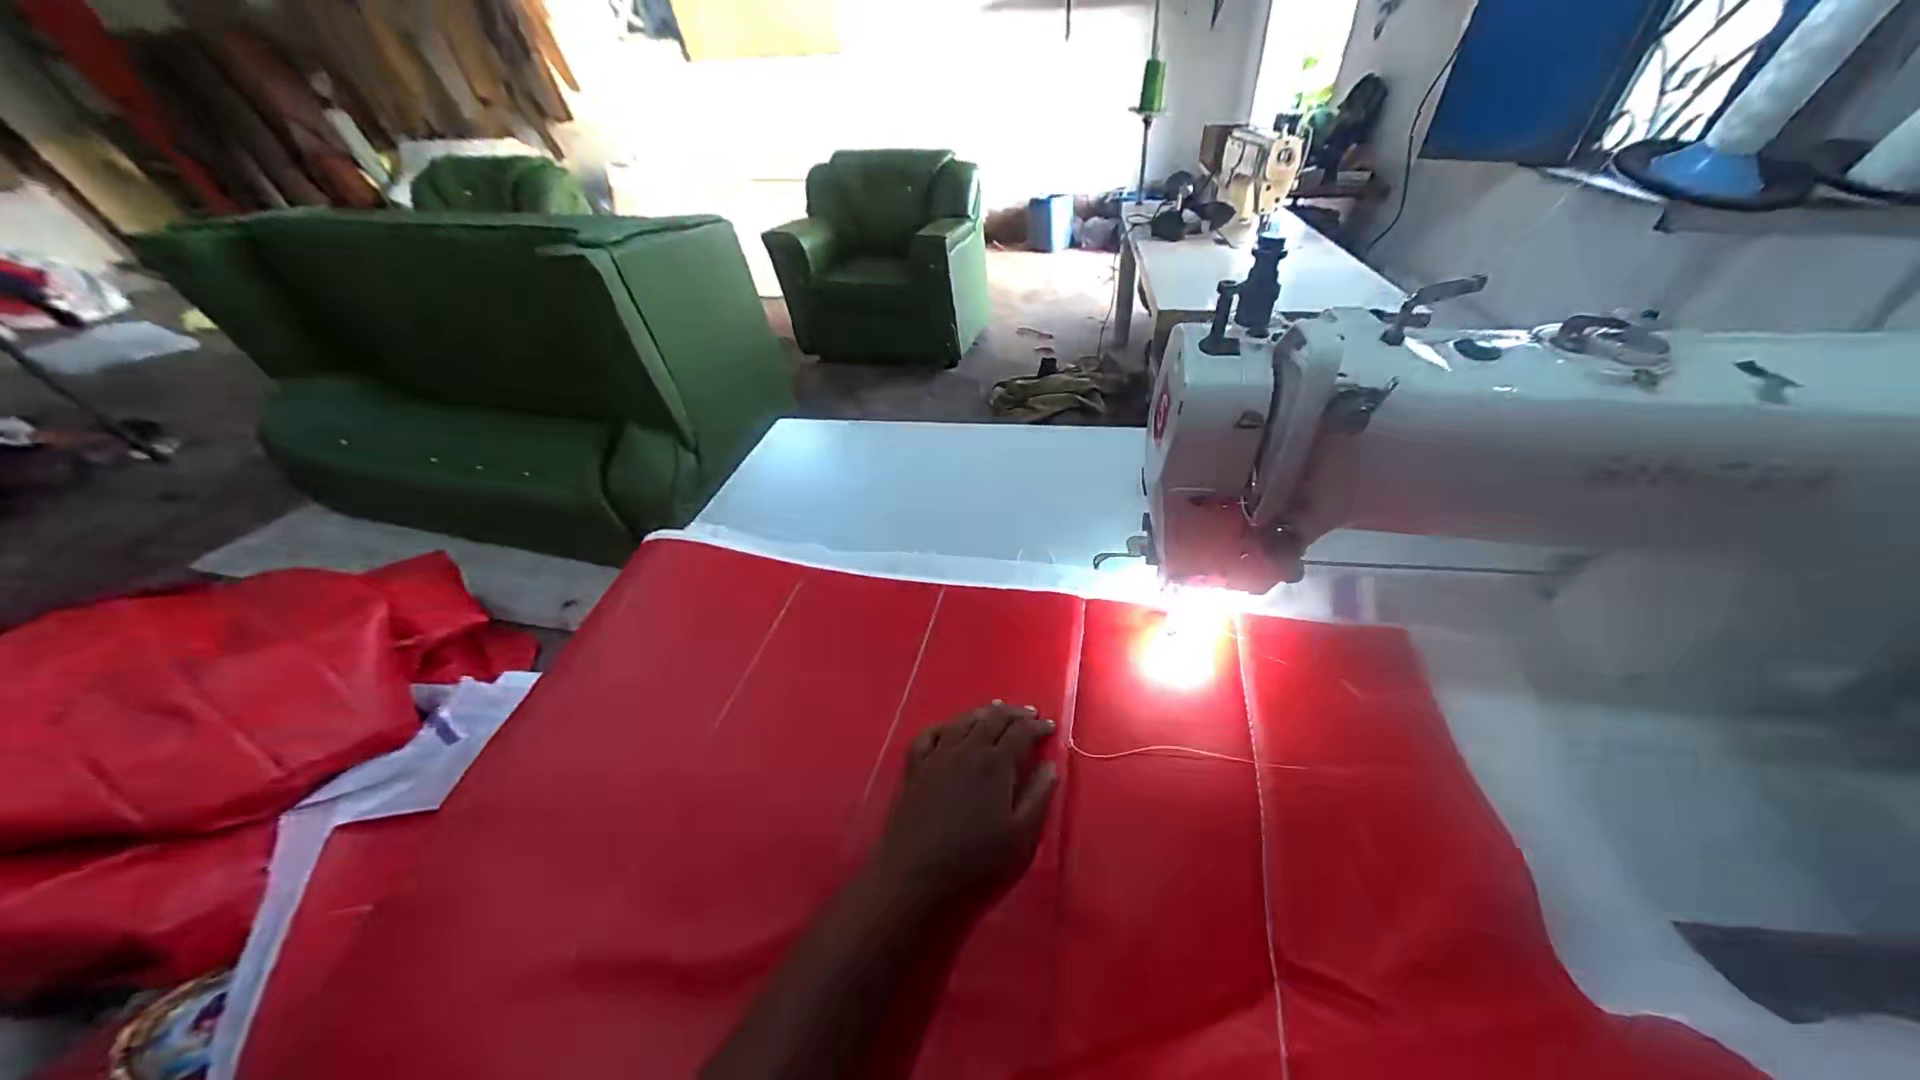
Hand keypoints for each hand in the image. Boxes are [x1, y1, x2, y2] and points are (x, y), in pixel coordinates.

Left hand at [868, 703, 1058, 909]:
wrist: (916, 865)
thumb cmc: (973, 853)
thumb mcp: (1020, 833)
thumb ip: (1038, 796)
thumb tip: (1050, 766)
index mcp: (996, 763)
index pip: (1021, 733)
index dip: (1037, 727)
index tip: (1048, 727)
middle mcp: (968, 748)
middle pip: (994, 720)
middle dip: (1015, 714)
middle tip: (1028, 714)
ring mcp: (938, 753)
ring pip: (964, 721)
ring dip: (984, 712)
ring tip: (996, 710)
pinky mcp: (916, 764)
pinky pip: (931, 734)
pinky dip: (946, 725)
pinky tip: (951, 727)